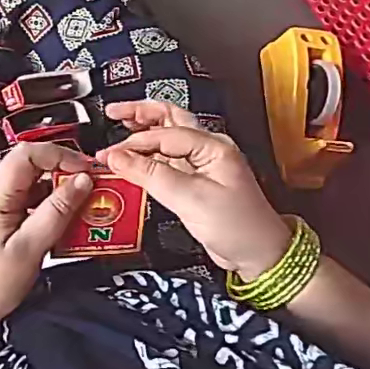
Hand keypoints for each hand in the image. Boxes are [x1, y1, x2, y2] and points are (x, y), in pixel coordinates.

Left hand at [0, 141, 95, 333]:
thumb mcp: (29, 249)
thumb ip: (57, 212)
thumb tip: (83, 180)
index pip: (28, 154)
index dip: (60, 155)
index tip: (88, 171)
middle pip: (33, 165)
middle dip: (66, 172)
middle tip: (95, 188)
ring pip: (36, 184)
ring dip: (62, 191)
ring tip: (89, 205)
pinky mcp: (4, 220)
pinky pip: (33, 202)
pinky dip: (53, 207)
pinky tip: (71, 222)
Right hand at [98, 101, 291, 278]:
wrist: (260, 255)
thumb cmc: (239, 227)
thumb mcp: (191, 199)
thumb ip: (152, 175)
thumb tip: (118, 158)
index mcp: (213, 146)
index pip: (165, 133)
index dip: (134, 142)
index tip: (110, 153)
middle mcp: (208, 148)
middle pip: (170, 119)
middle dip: (140, 113)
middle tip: (114, 113)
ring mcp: (202, 163)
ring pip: (168, 136)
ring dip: (144, 130)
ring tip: (120, 126)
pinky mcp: (196, 181)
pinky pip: (168, 159)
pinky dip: (148, 155)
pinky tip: (133, 159)